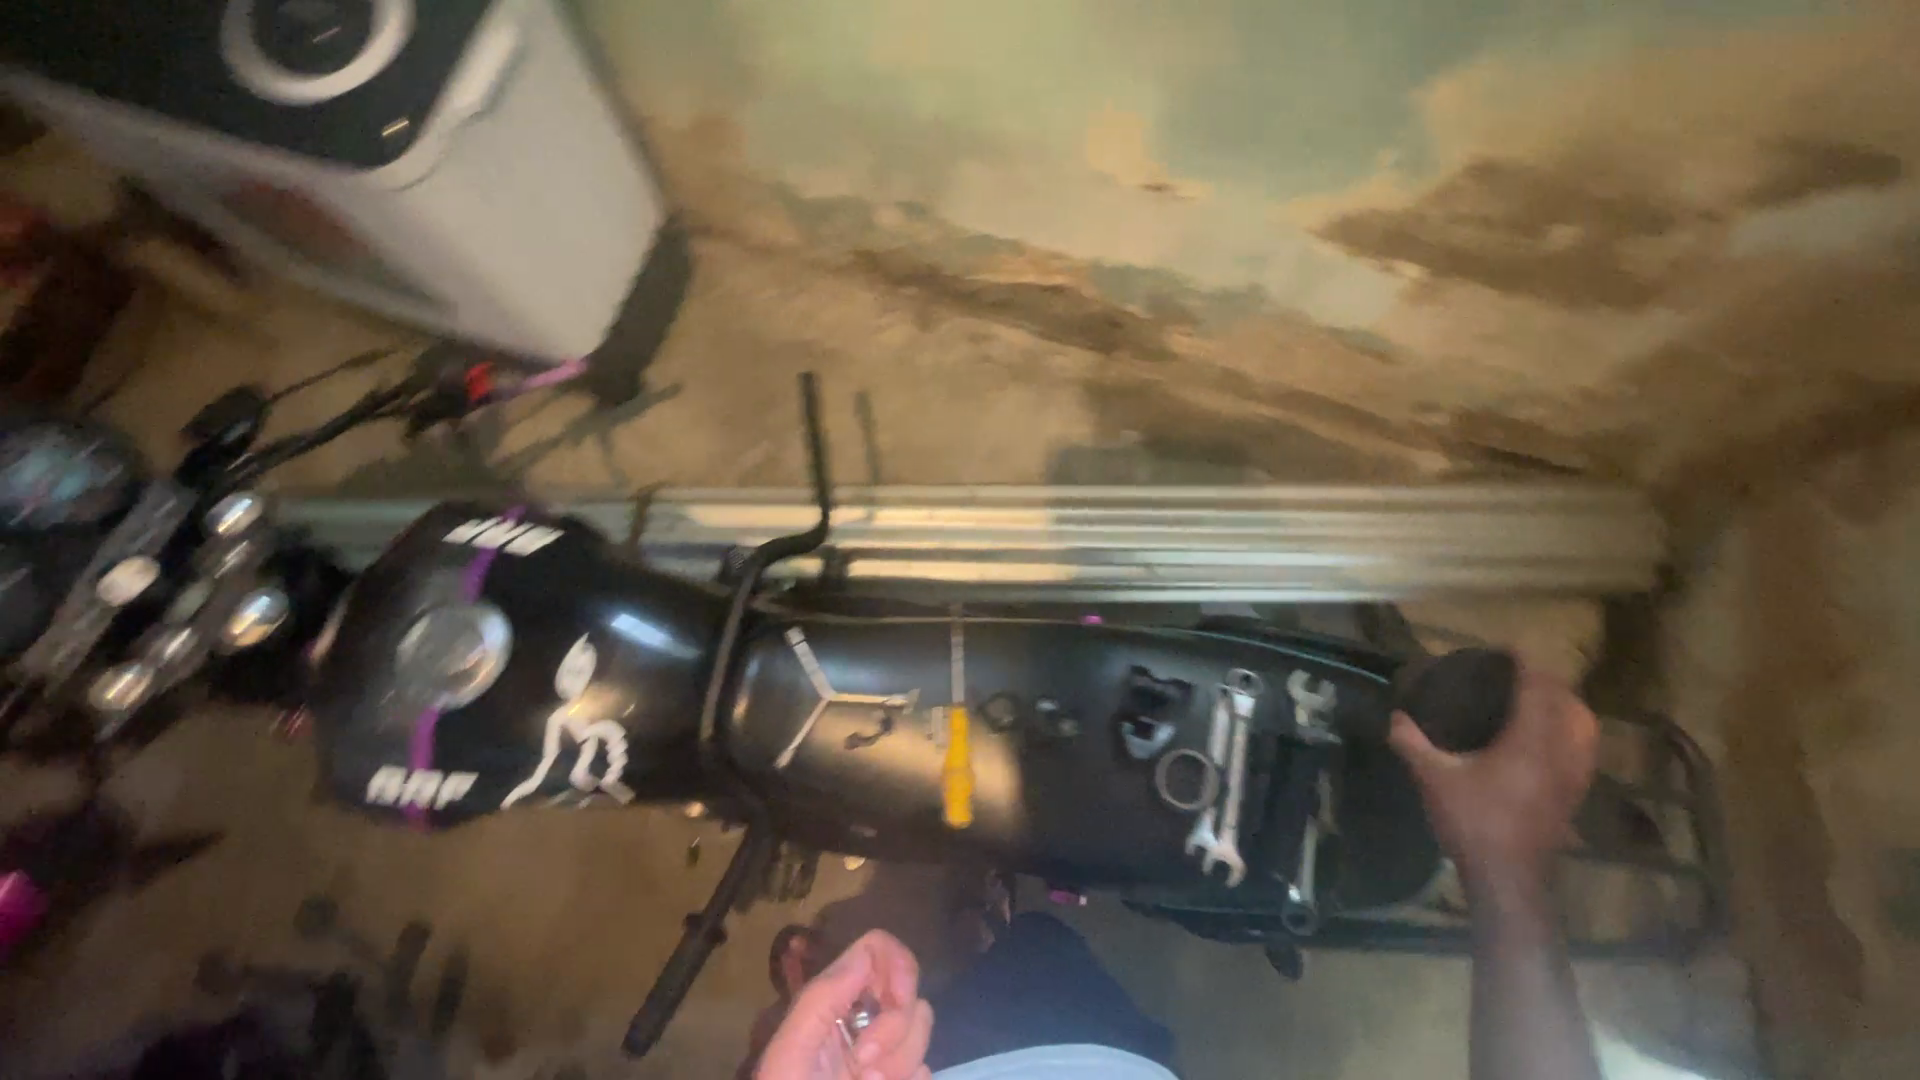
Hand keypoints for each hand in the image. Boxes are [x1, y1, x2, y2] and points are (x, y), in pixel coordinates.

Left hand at [756, 930, 934, 1079]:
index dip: (895, 964)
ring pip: (922, 1027)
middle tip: (865, 1069)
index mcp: (830, 1006)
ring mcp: (883, 1058)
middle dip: (894, 1028)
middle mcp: (859, 1022)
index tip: (894, 1000)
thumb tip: (867, 954)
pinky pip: (927, 1069)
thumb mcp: (790, 1058)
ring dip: (901, 1062)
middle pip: (907, 988)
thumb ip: (822, 1000)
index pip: (876, 951)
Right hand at [1389, 659, 1597, 908]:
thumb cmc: (1472, 820)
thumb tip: (1396, 715)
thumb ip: (1411, 742)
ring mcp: (1574, 776)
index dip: (1527, 665)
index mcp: (1530, 742)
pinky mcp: (1575, 794)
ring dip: (1565, 706)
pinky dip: (1570, 731)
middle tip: (1519, 673)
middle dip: (1548, 682)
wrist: (1507, 876)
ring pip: (1585, 727)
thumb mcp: (1432, 777)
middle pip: (1569, 704)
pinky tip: (1545, 738)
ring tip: (1538, 700)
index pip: (1538, 690)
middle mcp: (1561, 753)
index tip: (1510, 649)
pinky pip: (1584, 748)